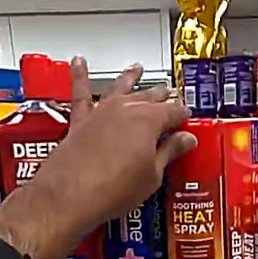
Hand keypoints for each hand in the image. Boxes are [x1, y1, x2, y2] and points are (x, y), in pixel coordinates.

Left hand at [0, 60, 194, 258]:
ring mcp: (101, 112)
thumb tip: (185, 140)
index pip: (174, 111)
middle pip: (150, 97)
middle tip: (170, 94)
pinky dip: (79, 75)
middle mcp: (125, 109)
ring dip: (130, 77)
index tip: (187, 117)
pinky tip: (78, 62)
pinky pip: (80, 92)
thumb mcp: (152, 175)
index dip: (183, 114)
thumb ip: (169, 152)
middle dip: (162, 95)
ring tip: (137, 69)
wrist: (70, 196)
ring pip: (120, 88)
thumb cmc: (112, 188)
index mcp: (149, 120)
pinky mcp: (80, 121)